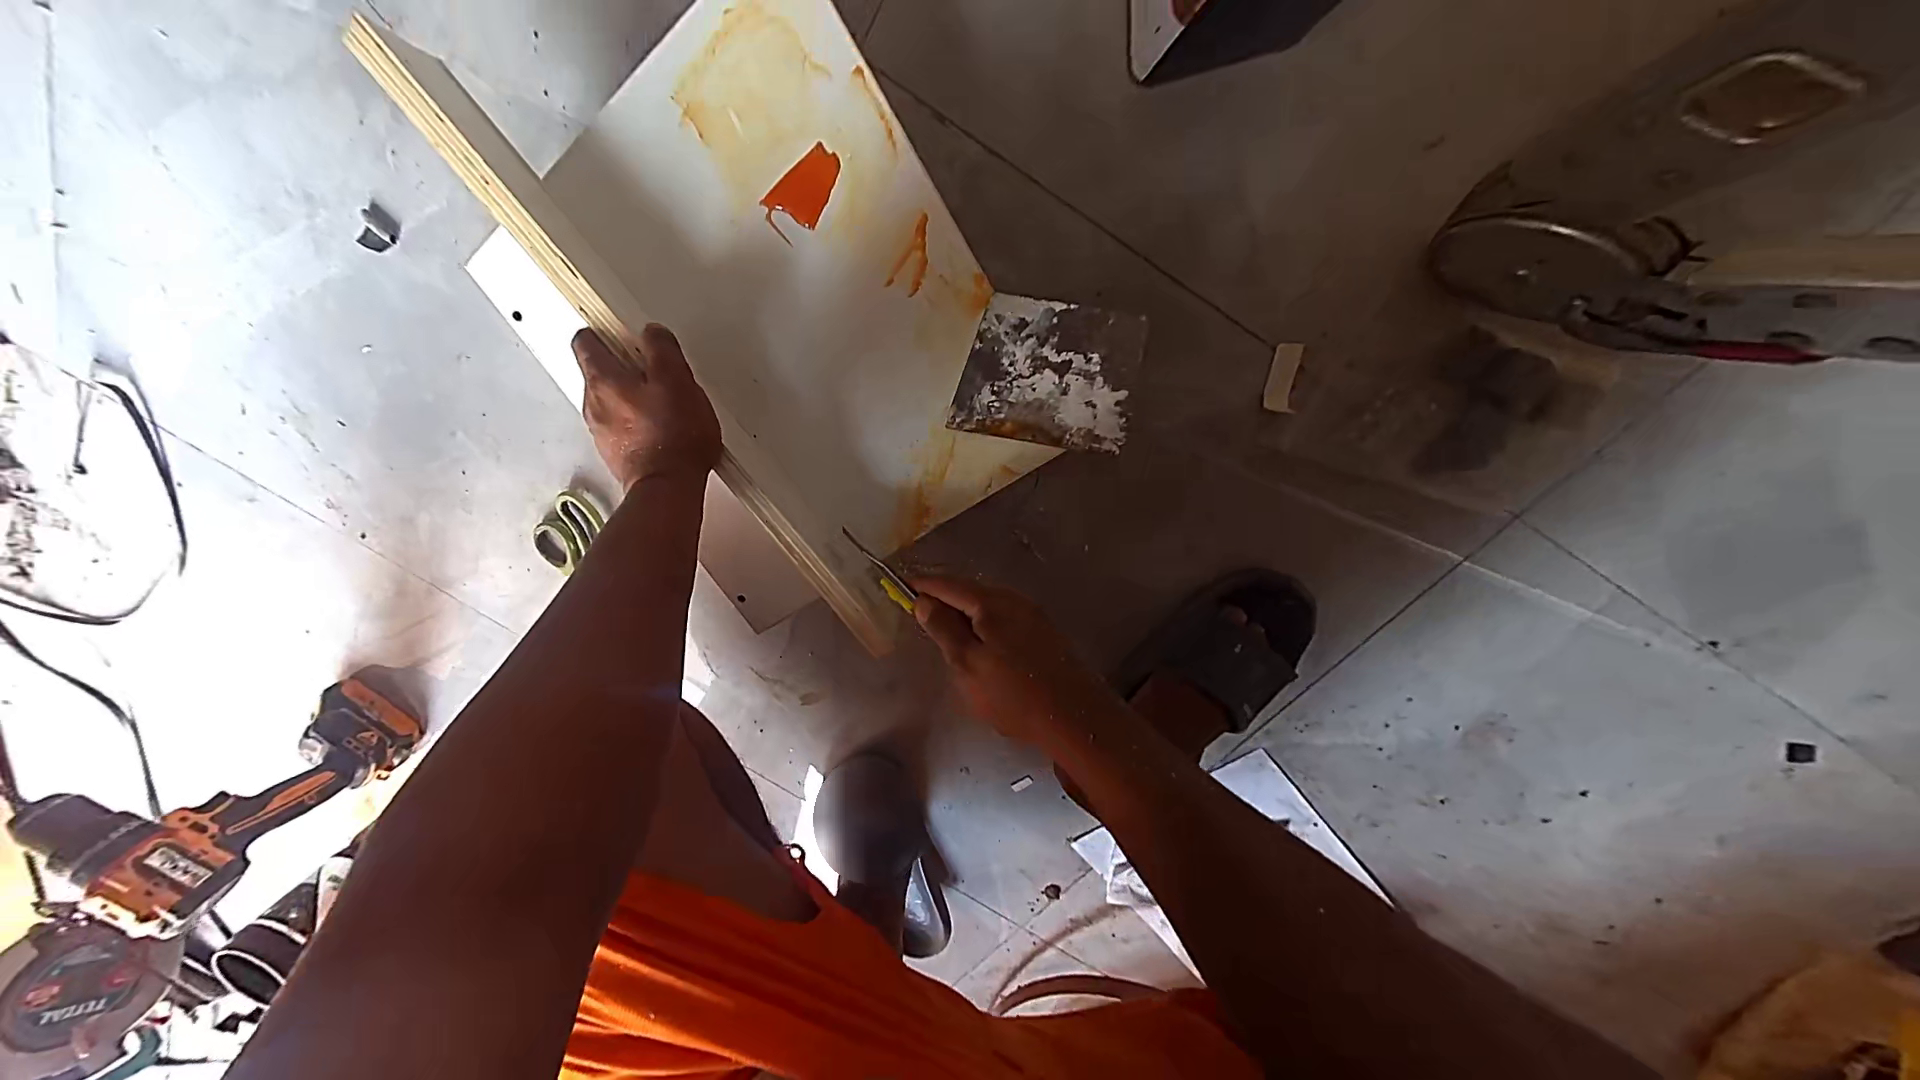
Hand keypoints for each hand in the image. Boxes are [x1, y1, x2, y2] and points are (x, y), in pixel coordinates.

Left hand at [572, 324, 721, 489]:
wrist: (668, 485)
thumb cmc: (673, 437)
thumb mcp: (677, 381)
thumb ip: (662, 350)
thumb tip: (654, 334)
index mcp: (603, 380)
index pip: (586, 343)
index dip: (602, 334)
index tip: (619, 334)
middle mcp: (594, 405)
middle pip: (599, 374)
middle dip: (623, 370)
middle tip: (653, 372)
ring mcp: (602, 432)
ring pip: (611, 403)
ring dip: (631, 400)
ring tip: (665, 405)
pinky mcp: (616, 454)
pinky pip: (623, 429)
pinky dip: (638, 425)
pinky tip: (664, 430)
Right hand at [912, 575, 1129, 749]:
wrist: (1075, 717)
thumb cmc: (1014, 694)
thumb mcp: (967, 665)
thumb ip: (944, 630)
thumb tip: (924, 601)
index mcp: (992, 604)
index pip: (949, 584)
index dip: (923, 585)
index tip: (901, 586)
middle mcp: (1014, 601)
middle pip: (970, 591)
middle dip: (944, 597)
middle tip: (919, 610)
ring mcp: (1032, 616)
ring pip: (988, 606)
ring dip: (964, 612)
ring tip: (944, 628)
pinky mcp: (1043, 633)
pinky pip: (1003, 618)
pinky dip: (983, 623)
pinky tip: (979, 642)